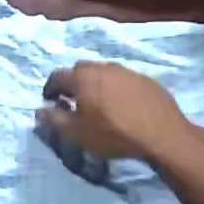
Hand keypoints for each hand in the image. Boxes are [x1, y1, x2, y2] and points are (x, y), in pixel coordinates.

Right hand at [37, 62, 193, 161]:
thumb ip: (54, 120)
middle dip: (73, 81)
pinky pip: (123, 79)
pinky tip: (122, 104)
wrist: (163, 135)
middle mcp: (103, 67)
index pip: (57, 76)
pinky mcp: (146, 79)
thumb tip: (39, 110)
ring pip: (103, 71)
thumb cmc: (114, 134)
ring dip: (95, 82)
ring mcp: (127, 71)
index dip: (50, 88)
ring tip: (98, 101)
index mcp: (83, 78)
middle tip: (73, 100)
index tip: (50, 101)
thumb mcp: (77, 133)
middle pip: (80, 69)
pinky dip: (116, 87)